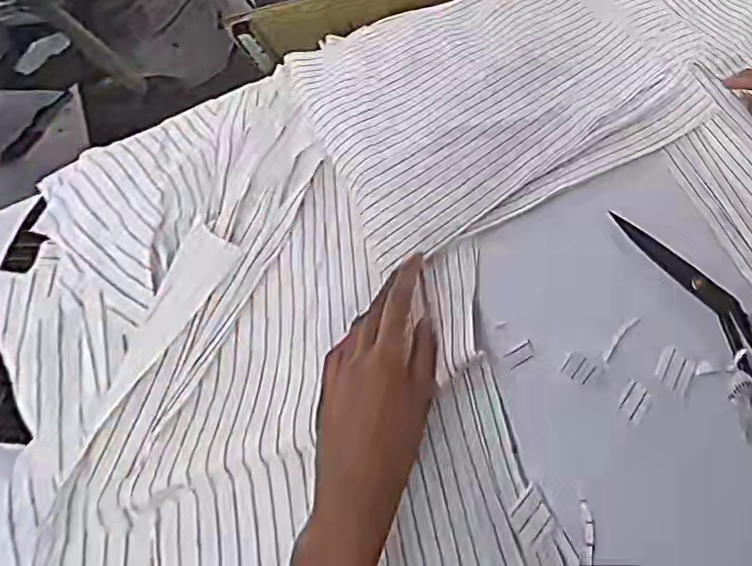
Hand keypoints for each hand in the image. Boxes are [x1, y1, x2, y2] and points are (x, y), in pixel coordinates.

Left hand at [295, 257, 437, 565]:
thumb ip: (424, 352)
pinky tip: (365, 341)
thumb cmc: (394, 449)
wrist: (353, 490)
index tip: (415, 261)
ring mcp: (338, 371)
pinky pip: (342, 348)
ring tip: (390, 306)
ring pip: (358, 327)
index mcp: (386, 356)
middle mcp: (358, 357)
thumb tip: (425, 322)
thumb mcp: (422, 396)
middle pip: (375, 309)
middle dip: (391, 288)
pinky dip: (357, 335)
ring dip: (375, 311)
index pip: (397, 301)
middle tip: (405, 275)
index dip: (407, 276)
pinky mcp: (326, 387)